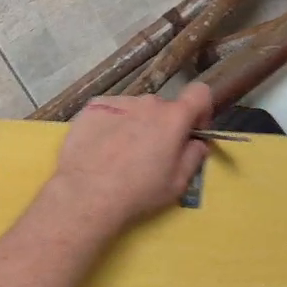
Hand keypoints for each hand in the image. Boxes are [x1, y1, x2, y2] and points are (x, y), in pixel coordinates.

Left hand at [49, 84, 213, 231]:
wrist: (86, 193)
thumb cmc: (138, 191)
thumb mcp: (177, 183)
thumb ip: (193, 157)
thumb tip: (196, 142)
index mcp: (173, 118)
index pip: (199, 93)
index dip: (200, 110)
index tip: (191, 131)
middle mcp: (147, 102)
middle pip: (163, 108)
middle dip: (163, 126)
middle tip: (150, 153)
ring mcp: (118, 102)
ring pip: (135, 110)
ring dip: (135, 125)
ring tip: (120, 153)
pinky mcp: (92, 107)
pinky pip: (110, 111)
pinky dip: (111, 124)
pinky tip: (101, 147)